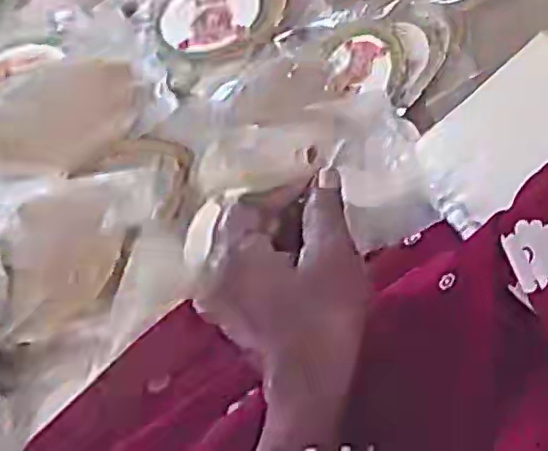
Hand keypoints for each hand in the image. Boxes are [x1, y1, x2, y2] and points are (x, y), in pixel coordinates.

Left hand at [196, 171, 369, 430]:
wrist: (314, 372)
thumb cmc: (326, 307)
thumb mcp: (333, 250)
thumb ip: (324, 210)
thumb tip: (323, 176)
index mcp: (233, 256)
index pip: (248, 203)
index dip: (286, 188)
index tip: (322, 182)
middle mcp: (214, 273)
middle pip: (240, 224)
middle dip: (281, 206)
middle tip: (322, 200)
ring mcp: (220, 296)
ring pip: (244, 244)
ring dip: (279, 228)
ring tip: (318, 223)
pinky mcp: (233, 310)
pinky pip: (246, 264)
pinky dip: (273, 250)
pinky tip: (304, 251)